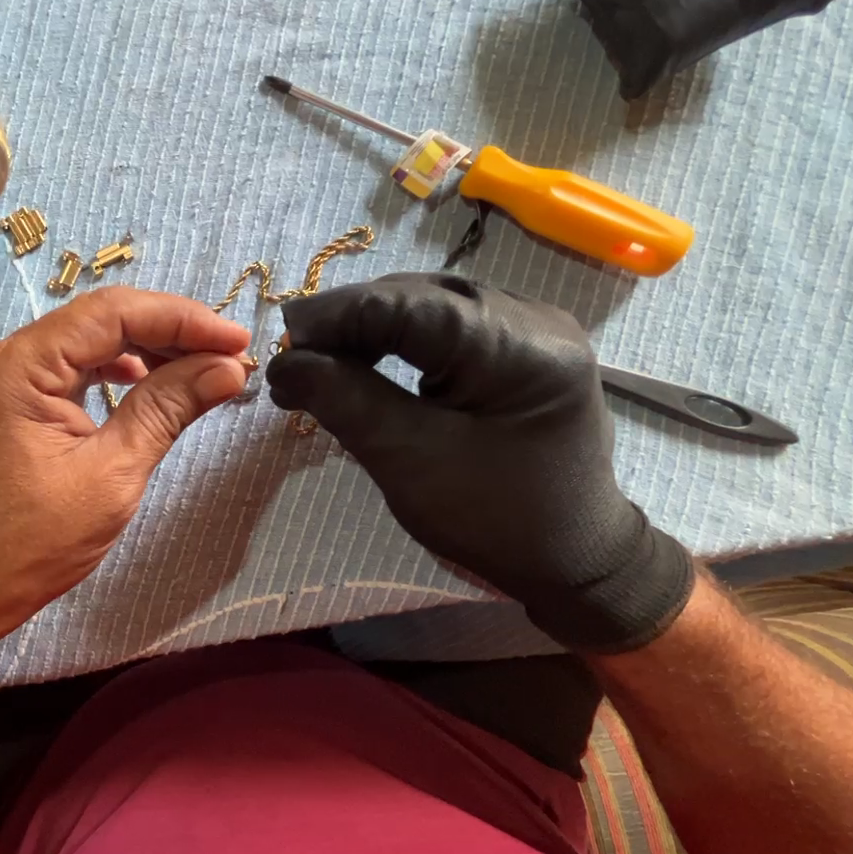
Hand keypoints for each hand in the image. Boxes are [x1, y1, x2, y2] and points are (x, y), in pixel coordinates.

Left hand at [0, 287, 251, 649]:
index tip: (236, 339)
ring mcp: (4, 382)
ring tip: (200, 371)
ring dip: (145, 352)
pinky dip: (113, 373)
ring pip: (86, 344)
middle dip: (167, 333)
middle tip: (227, 357)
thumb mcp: (112, 474)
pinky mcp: (10, 406)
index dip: (181, 318)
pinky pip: (69, 371)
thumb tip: (227, 368)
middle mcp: (6, 360)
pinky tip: (147, 385)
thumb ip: (167, 409)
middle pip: (98, 321)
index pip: (112, 313)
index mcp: (20, 366)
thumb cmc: (34, 542)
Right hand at [265, 272, 691, 652]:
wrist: (570, 557)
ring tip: (318, 364)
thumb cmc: (493, 521)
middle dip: (348, 322)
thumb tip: (285, 363)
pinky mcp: (519, 346)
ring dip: (365, 331)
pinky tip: (361, 363)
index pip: (411, 307)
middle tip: (293, 360)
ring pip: (427, 305)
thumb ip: (347, 401)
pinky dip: (392, 342)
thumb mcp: (409, 463)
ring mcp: (530, 329)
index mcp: (521, 350)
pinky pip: (443, 325)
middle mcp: (534, 320)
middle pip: (418, 296)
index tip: (282, 346)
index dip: (337, 317)